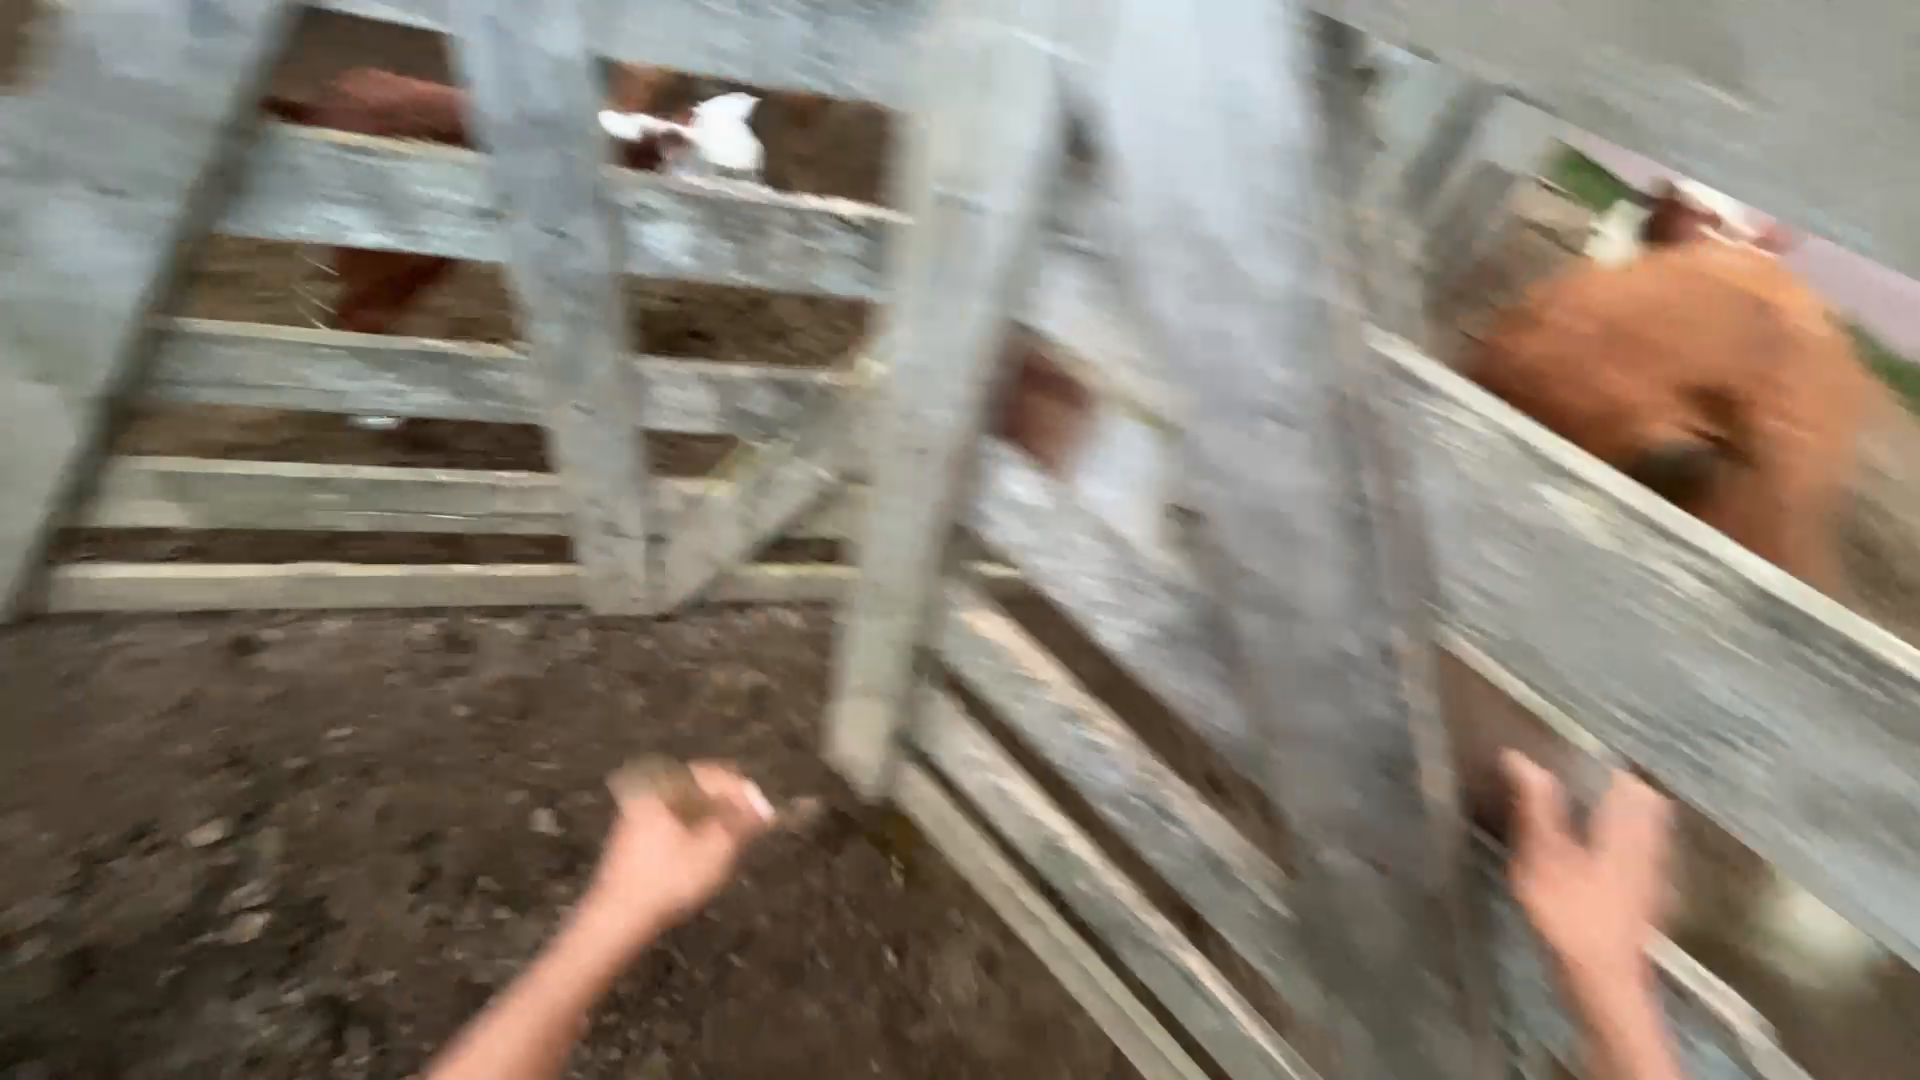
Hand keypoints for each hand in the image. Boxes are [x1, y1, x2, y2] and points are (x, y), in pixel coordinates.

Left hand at [574, 762, 774, 956]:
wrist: (615, 920)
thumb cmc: (668, 879)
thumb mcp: (715, 850)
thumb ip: (742, 824)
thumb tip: (764, 809)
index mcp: (664, 786)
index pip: (713, 774)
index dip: (741, 789)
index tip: (762, 809)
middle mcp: (648, 791)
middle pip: (698, 786)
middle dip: (728, 802)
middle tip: (751, 821)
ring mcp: (636, 813)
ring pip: (685, 804)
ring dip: (712, 815)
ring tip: (734, 834)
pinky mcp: (633, 835)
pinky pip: (672, 818)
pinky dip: (694, 826)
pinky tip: (707, 845)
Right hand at [1503, 751, 1674, 990]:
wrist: (1602, 977)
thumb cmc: (1570, 910)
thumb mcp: (1543, 854)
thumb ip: (1536, 805)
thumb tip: (1520, 758)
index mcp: (1627, 832)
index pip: (1631, 784)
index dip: (1606, 764)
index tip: (1572, 753)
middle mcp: (1648, 849)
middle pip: (1645, 807)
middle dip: (1615, 788)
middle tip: (1575, 776)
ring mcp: (1650, 877)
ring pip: (1643, 831)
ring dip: (1617, 813)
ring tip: (1578, 805)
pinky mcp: (1642, 898)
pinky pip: (1636, 853)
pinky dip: (1616, 840)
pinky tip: (1590, 848)